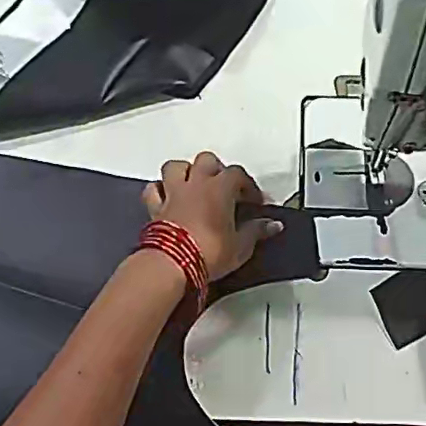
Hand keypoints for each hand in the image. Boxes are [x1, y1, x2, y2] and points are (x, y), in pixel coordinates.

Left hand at [143, 153, 282, 279]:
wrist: (172, 264)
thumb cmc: (208, 252)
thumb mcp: (241, 246)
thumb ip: (256, 232)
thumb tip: (272, 225)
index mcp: (220, 188)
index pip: (238, 175)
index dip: (249, 186)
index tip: (255, 201)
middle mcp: (195, 184)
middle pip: (207, 161)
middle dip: (217, 169)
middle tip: (225, 186)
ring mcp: (173, 194)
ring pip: (176, 166)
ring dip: (185, 171)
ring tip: (193, 183)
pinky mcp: (155, 209)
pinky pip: (153, 190)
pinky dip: (159, 189)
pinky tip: (165, 195)